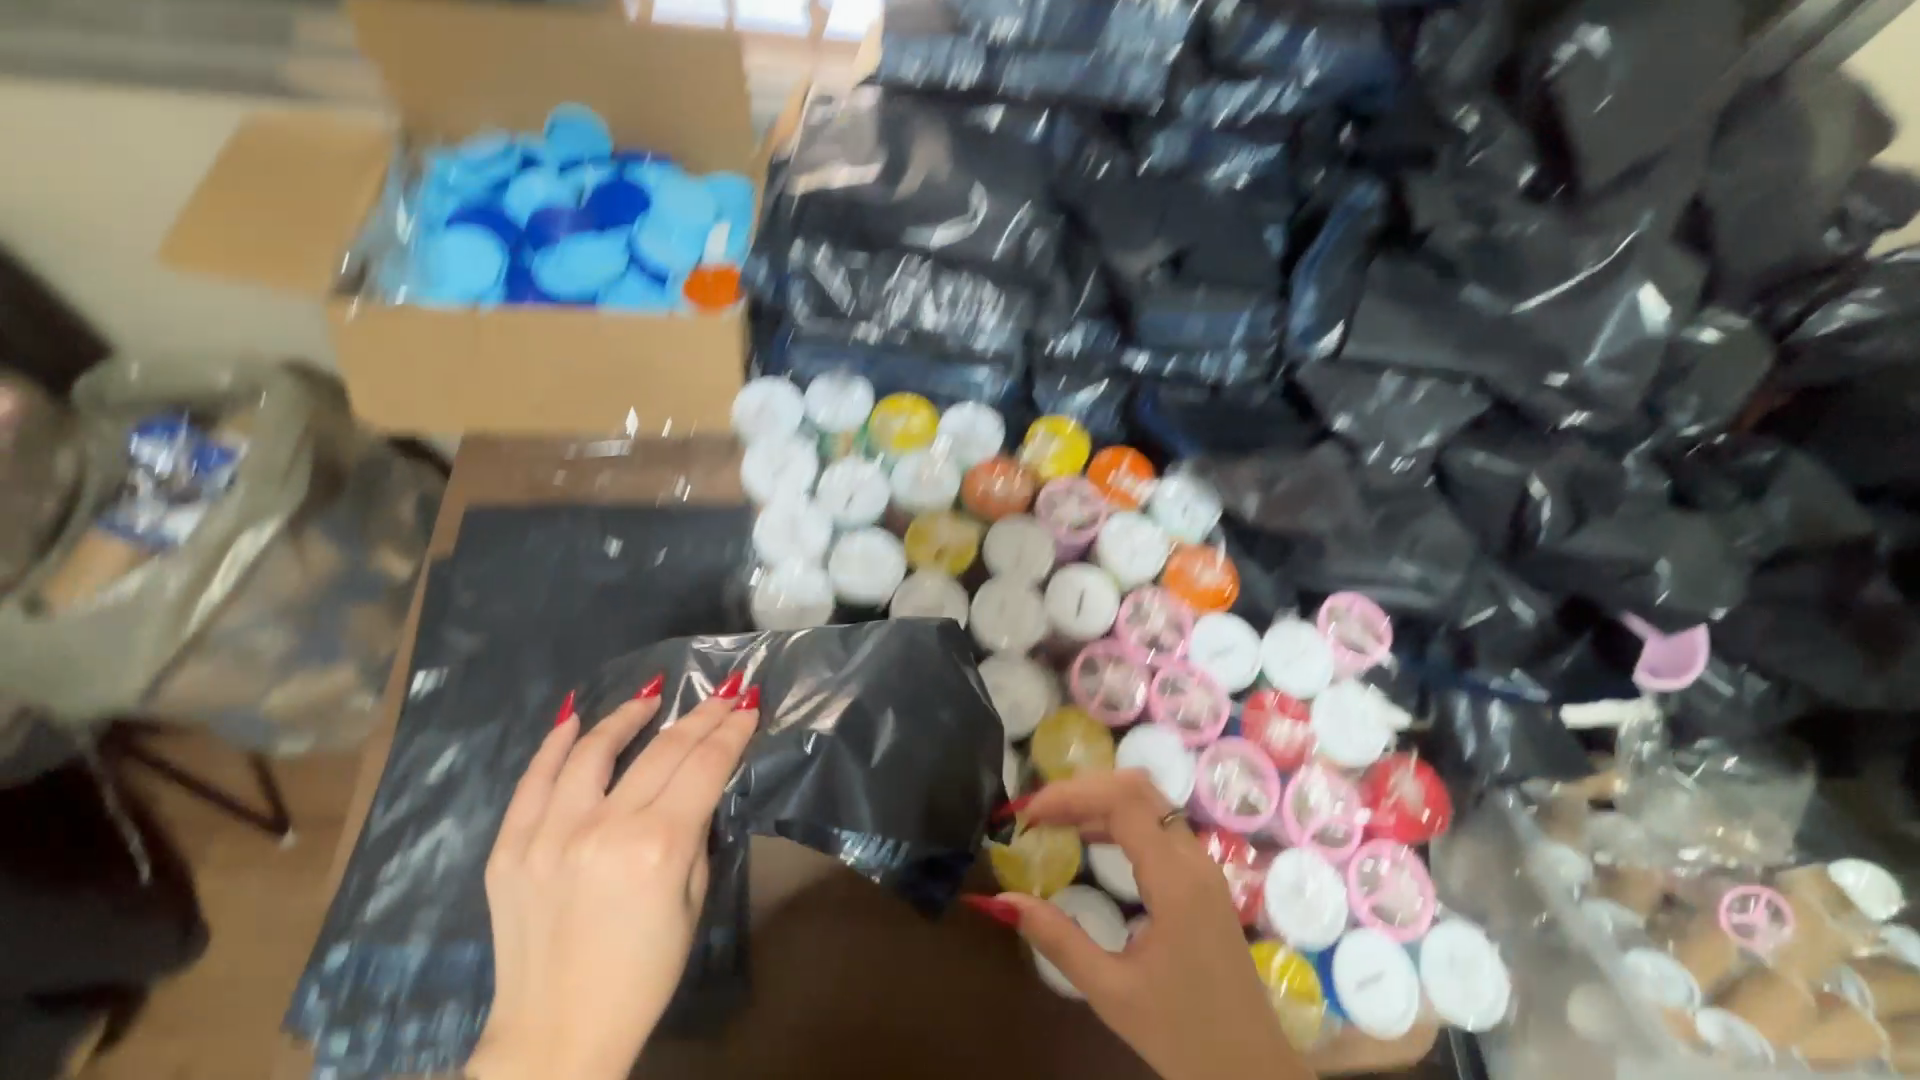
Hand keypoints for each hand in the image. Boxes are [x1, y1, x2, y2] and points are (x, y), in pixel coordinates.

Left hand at [466, 675, 759, 1079]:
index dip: (731, 731)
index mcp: (659, 846)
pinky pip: (534, 780)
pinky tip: (575, 719)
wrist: (556, 1034)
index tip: (748, 704)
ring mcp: (549, 833)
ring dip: (628, 716)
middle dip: (701, 716)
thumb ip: (696, 837)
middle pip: (662, 750)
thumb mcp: (692, 904)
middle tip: (724, 692)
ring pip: (593, 750)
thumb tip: (696, 789)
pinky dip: (556, 744)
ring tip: (650, 696)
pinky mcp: (510, 846)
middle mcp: (604, 827)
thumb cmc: (643, 977)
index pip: (705, 766)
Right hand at [983, 771, 1308, 1079]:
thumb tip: (1003, 900)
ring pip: (1151, 803)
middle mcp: (1194, 861)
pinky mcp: (1204, 882)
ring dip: (1100, 801)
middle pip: (1138, 789)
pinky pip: (1160, 828)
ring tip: (1053, 821)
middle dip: (1082, 789)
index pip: (1122, 802)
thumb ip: (1057, 940)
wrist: (1251, 1070)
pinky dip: (1120, 821)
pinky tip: (1089, 842)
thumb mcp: (1111, 991)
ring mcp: (1204, 869)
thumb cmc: (1182, 1034)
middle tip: (1037, 812)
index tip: (1029, 815)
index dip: (1070, 795)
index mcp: (1175, 882)